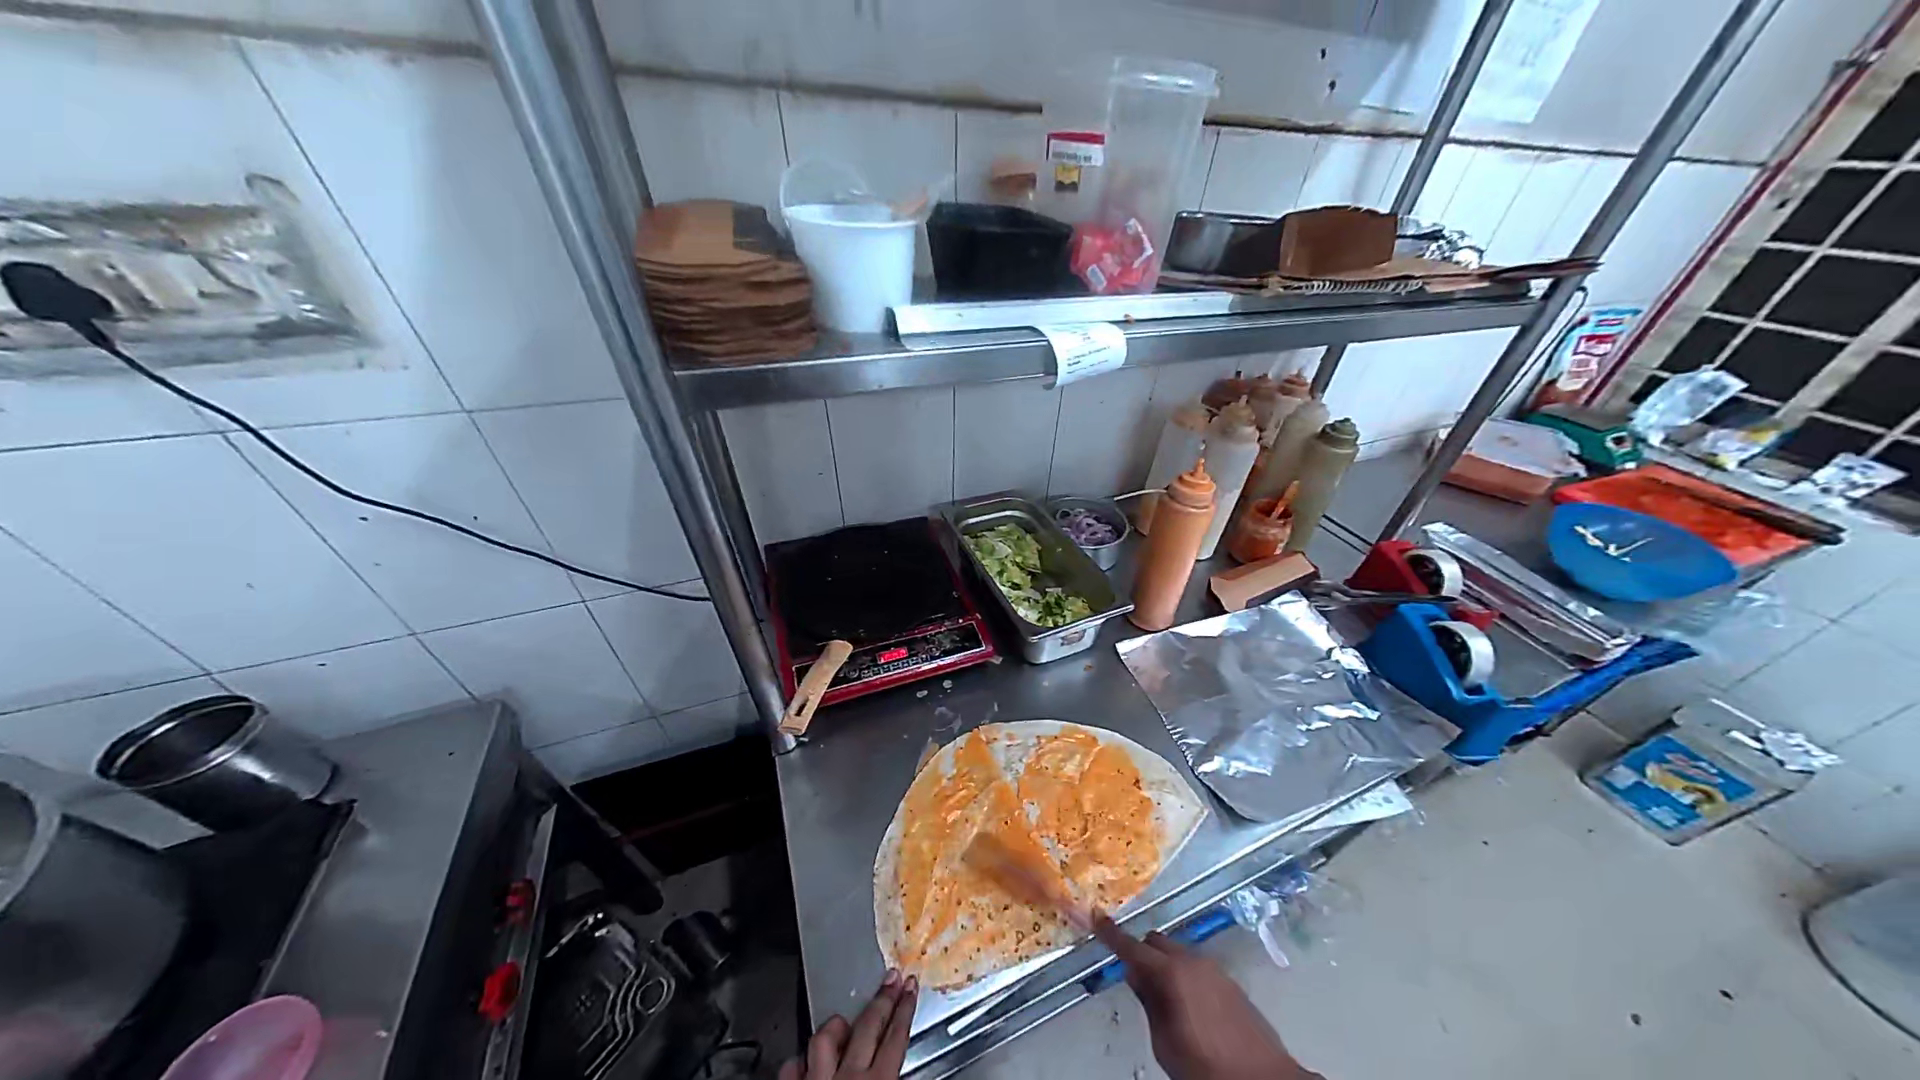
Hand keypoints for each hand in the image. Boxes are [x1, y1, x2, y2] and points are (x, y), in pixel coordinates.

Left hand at [778, 969, 918, 1079]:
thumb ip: (893, 1076)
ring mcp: (816, 1079)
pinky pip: (793, 1064)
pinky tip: (806, 1059)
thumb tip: (900, 1062)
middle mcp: (848, 1075)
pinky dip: (801, 1060)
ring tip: (843, 1023)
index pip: (896, 1036)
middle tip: (892, 977)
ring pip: (825, 1036)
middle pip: (868, 1026)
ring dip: (835, 1029)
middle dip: (882, 999)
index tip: (910, 986)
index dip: (905, 1008)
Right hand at [1093, 916, 1318, 1079]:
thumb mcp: (1164, 1043)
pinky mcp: (1230, 983)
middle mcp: (1192, 961)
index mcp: (1170, 973)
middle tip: (1133, 978)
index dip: (1110, 933)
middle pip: (1156, 942)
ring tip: (1161, 996)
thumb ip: (1148, 1002)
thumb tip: (1136, 975)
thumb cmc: (1205, 1068)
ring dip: (1164, 964)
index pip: (1131, 946)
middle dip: (1141, 952)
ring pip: (1178, 953)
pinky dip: (1183, 974)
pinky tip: (1187, 1004)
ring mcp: (1214, 969)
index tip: (1095, 917)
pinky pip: (1196, 967)